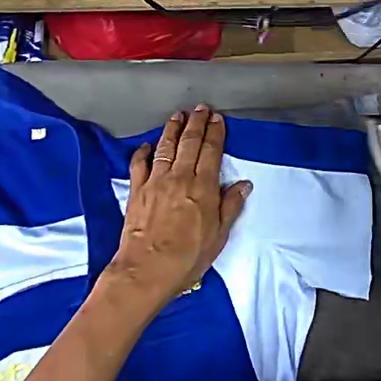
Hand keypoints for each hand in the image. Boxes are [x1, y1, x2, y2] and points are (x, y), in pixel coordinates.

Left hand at [102, 105, 251, 313]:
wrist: (146, 271)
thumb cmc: (188, 256)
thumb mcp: (219, 235)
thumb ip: (230, 206)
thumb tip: (243, 184)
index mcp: (204, 187)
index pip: (211, 151)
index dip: (215, 132)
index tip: (217, 119)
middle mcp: (180, 178)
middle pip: (189, 143)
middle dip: (196, 123)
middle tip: (200, 109)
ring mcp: (156, 183)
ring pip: (165, 148)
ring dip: (172, 129)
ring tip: (177, 116)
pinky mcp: (137, 192)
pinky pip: (139, 165)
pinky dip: (143, 152)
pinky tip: (147, 145)